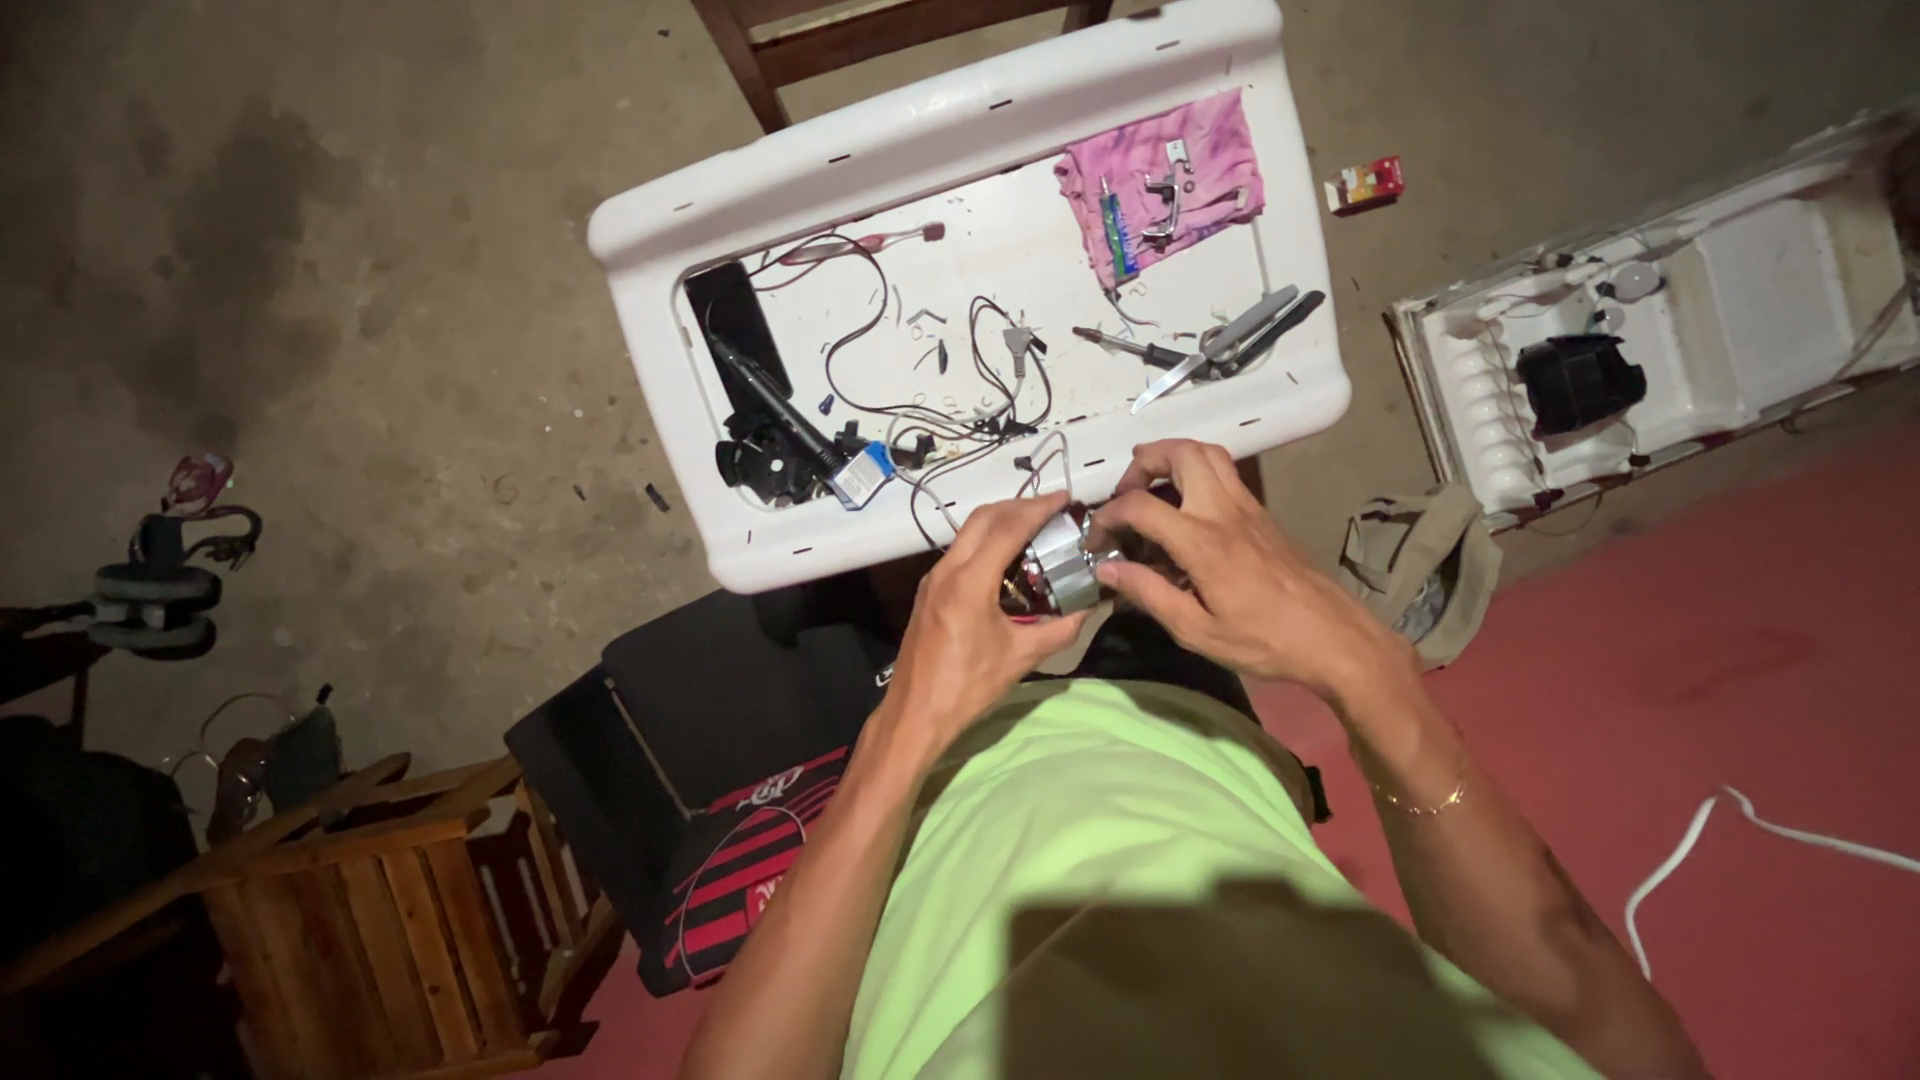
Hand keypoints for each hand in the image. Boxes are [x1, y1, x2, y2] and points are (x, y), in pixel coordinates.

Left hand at [872, 492, 1089, 764]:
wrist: (915, 712)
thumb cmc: (967, 687)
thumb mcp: (1021, 657)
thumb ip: (1060, 628)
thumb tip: (1092, 607)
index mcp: (969, 582)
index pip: (1007, 528)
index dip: (1038, 509)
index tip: (1065, 499)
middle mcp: (946, 571)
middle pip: (983, 518)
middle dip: (1018, 506)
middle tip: (1051, 509)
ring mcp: (932, 579)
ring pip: (967, 532)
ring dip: (999, 521)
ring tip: (1033, 526)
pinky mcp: (928, 591)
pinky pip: (959, 551)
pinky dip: (985, 541)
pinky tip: (1007, 557)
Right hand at [1092, 440, 1414, 702]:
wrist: (1335, 637)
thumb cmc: (1264, 640)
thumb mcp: (1196, 630)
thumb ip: (1148, 593)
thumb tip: (1107, 570)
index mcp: (1202, 541)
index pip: (1140, 506)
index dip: (1106, 517)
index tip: (1096, 541)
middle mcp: (1223, 511)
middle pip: (1181, 453)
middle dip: (1143, 463)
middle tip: (1125, 493)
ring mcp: (1247, 507)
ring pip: (1207, 453)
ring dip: (1172, 457)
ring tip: (1150, 486)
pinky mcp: (1262, 514)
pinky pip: (1224, 472)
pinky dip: (1194, 472)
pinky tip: (1183, 506)